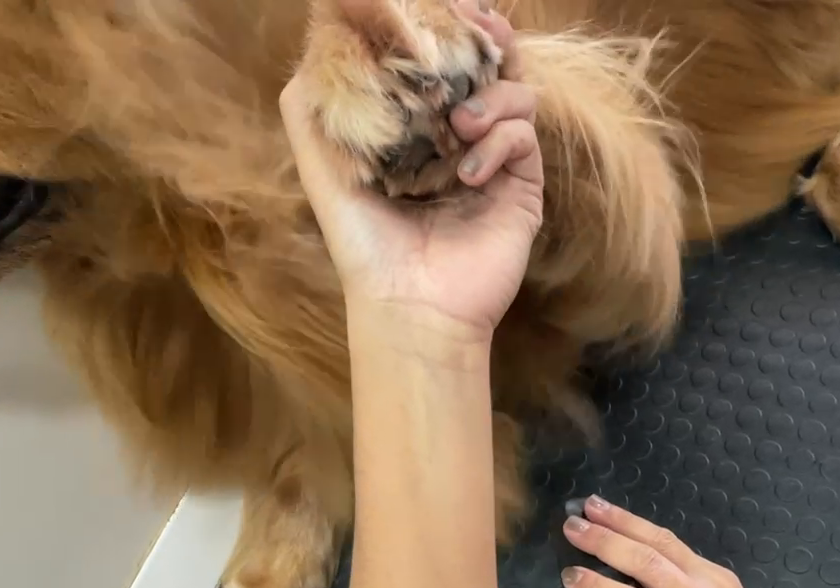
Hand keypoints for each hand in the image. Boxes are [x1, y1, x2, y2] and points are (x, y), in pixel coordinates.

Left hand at [280, 4, 543, 344]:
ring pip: (517, 93)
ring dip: (491, 94)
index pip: (440, 63)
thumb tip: (325, 32)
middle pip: (488, 67)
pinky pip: (524, 138)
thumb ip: (315, 101)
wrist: (410, 306)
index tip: (442, 6)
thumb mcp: (322, 165)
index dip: (445, 25)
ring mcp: (495, 166)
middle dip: (482, 38)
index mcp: (417, 133)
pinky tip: (471, 170)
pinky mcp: (521, 190)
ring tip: (458, 125)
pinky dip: (501, 139)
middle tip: (473, 25)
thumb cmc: (365, 245)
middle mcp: (459, 143)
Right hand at [560, 497, 815, 587]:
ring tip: (591, 506)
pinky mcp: (721, 571)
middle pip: (647, 563)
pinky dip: (645, 530)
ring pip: (664, 543)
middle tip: (570, 526)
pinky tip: (623, 521)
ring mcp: (716, 582)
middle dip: (605, 541)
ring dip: (624, 521)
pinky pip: (677, 546)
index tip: (567, 576)